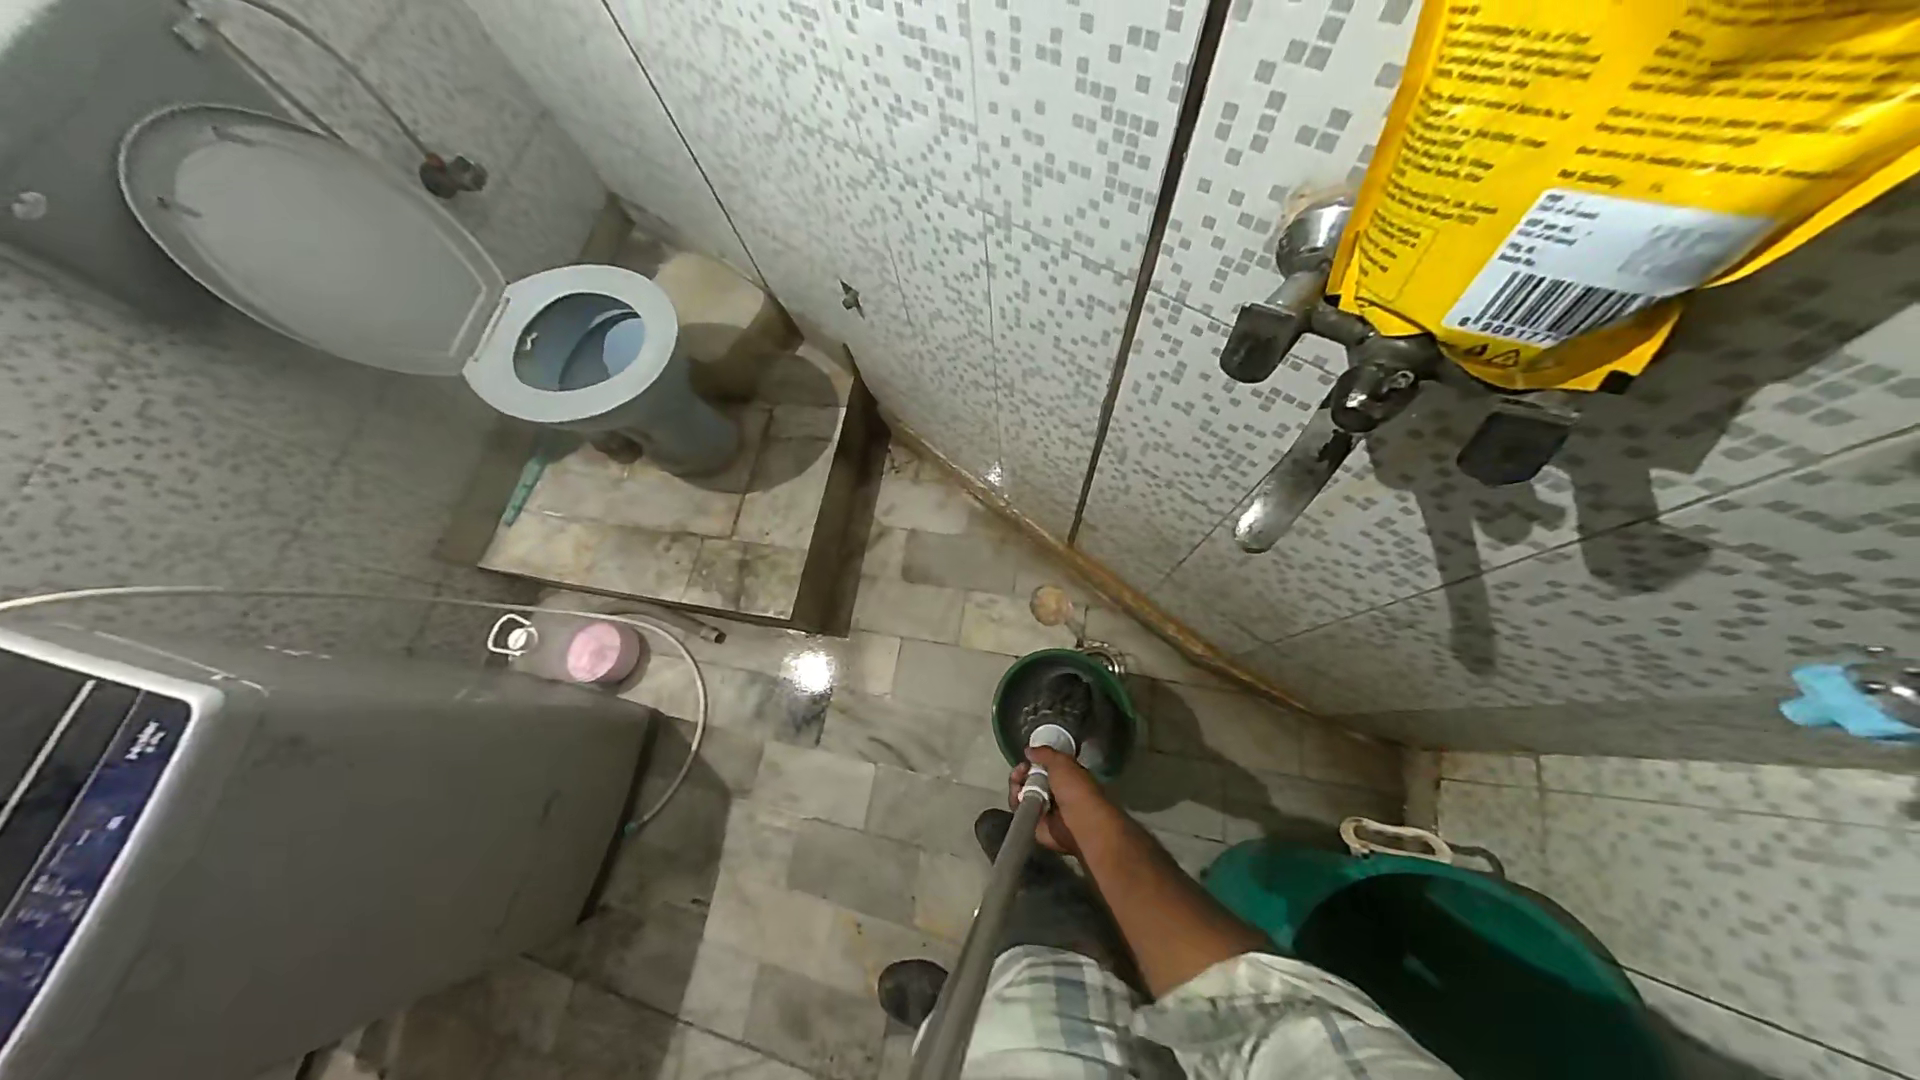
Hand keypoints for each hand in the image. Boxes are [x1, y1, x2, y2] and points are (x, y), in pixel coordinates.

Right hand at [1008, 745, 1114, 857]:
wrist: (1078, 821)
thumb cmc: (1074, 788)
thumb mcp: (1061, 761)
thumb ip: (1044, 753)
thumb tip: (1028, 750)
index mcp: (1066, 778)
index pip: (1045, 768)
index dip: (1034, 761)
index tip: (1028, 757)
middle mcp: (1055, 794)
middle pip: (1031, 781)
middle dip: (1022, 773)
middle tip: (1020, 770)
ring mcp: (1045, 810)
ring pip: (1023, 795)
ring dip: (1016, 785)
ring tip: (1016, 782)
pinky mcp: (1035, 824)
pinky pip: (1020, 810)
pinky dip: (1015, 802)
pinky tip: (1017, 795)